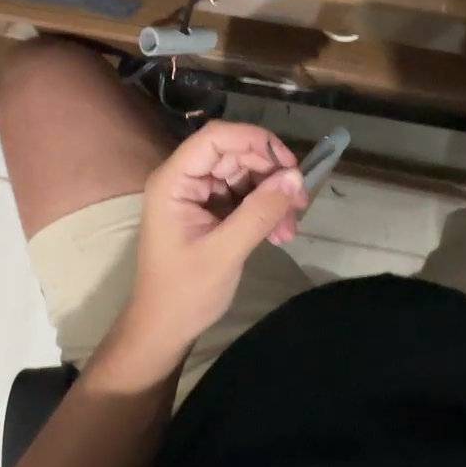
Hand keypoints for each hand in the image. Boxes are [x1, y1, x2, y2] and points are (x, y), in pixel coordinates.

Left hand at [96, 123, 308, 388]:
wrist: (165, 327)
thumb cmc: (184, 291)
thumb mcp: (224, 253)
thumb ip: (259, 213)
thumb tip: (296, 178)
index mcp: (174, 180)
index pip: (214, 138)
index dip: (254, 140)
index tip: (289, 163)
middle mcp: (185, 179)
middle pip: (235, 154)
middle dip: (270, 174)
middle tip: (300, 202)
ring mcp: (198, 194)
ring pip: (245, 174)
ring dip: (272, 195)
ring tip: (291, 228)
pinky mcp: (211, 209)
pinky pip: (245, 194)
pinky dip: (266, 208)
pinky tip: (280, 233)